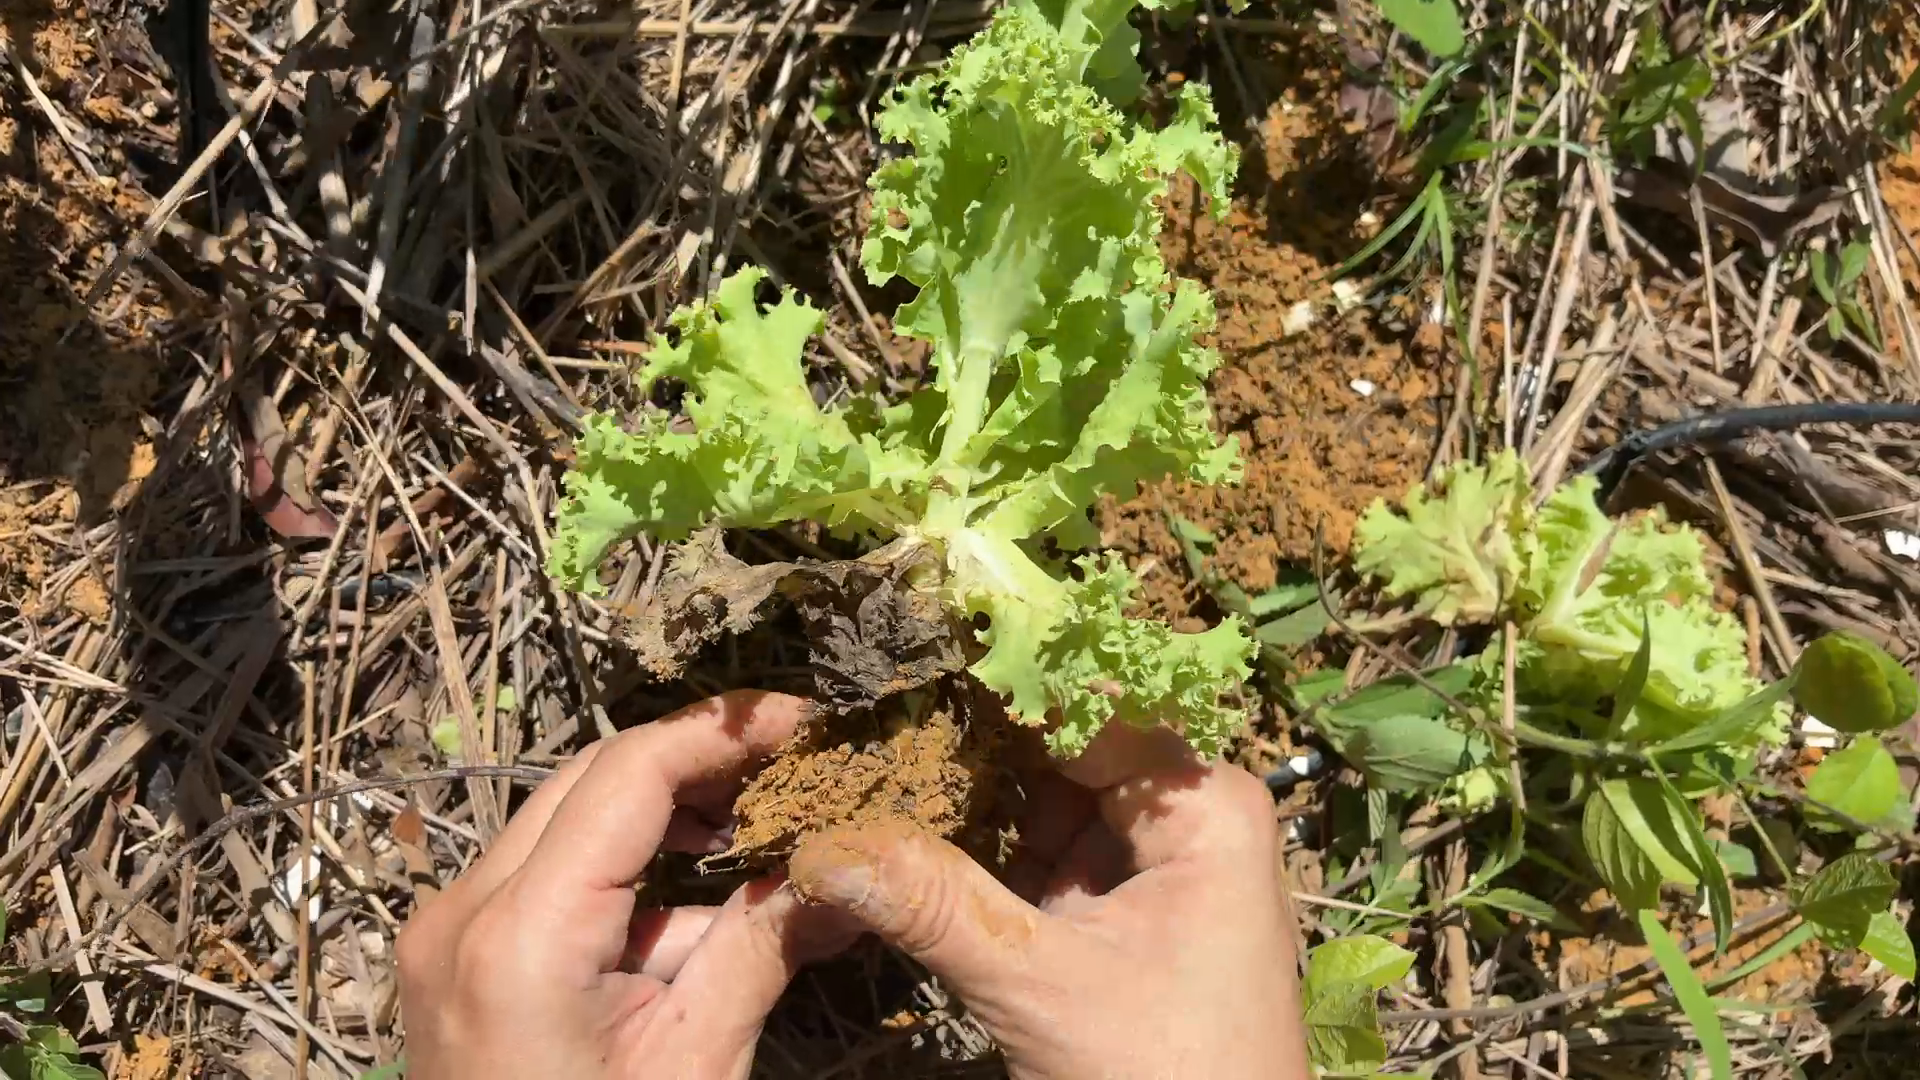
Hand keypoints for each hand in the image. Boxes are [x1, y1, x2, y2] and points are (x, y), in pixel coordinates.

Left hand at [396, 691, 851, 1079]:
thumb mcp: (697, 1065)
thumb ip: (768, 944)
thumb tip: (854, 863)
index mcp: (521, 935)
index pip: (633, 770)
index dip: (725, 729)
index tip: (804, 723)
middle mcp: (468, 904)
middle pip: (600, 770)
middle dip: (704, 752)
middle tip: (789, 755)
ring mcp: (456, 918)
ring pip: (579, 800)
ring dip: (673, 791)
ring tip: (755, 800)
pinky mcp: (469, 938)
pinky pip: (562, 851)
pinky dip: (640, 840)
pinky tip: (700, 862)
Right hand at [788, 726, 1311, 1079]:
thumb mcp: (1043, 988)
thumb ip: (937, 906)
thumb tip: (822, 848)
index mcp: (1201, 800)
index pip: (1085, 709)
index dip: (999, 691)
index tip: (917, 674)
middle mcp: (1190, 804)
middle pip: (1069, 745)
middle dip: (983, 748)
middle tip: (892, 733)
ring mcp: (1162, 845)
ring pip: (1057, 789)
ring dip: (987, 794)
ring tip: (903, 778)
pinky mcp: (1136, 886)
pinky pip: (1062, 837)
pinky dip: (1006, 841)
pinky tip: (945, 837)